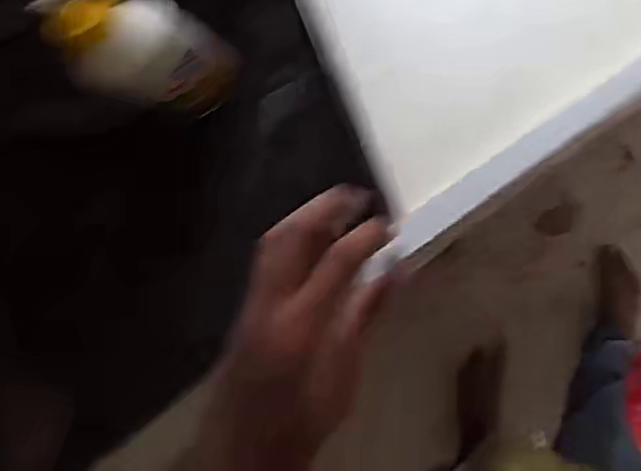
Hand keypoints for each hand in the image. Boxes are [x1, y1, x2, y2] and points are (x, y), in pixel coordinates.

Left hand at [193, 187, 394, 470]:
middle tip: (360, 196)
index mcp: (301, 325)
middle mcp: (272, 303)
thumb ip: (367, 315)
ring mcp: (253, 301)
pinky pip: (268, 253)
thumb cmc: (302, 419)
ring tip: (339, 205)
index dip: (367, 235)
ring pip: (276, 238)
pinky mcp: (245, 305)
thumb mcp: (344, 374)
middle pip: (295, 235)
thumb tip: (398, 269)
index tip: (389, 224)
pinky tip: (313, 233)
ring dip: (308, 214)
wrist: (242, 456)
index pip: (337, 259)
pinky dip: (294, 232)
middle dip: (329, 206)